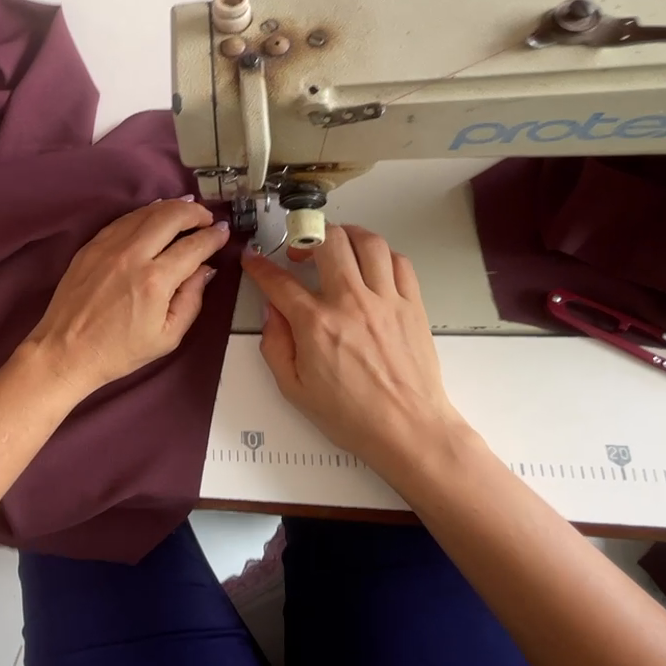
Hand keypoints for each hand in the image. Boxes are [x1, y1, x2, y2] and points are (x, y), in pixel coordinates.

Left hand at [24, 198, 229, 392]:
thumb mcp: (168, 336)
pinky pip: (123, 220)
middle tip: (207, 218)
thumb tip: (204, 269)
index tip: (224, 233)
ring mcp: (108, 247)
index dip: (213, 236)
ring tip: (187, 209)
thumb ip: (191, 299)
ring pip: (146, 213)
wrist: (66, 351)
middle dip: (195, 212)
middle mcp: (132, 255)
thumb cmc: (118, 351)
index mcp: (154, 281)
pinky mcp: (91, 246)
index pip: (193, 246)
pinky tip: (155, 214)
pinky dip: (144, 213)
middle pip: (171, 216)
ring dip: (171, 207)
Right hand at [239, 225, 464, 478]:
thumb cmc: (353, 416)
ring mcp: (385, 301)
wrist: (408, 431)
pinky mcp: (412, 307)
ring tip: (335, 245)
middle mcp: (351, 303)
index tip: (253, 260)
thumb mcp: (293, 388)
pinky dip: (381, 254)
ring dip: (346, 234)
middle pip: (327, 242)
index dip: (259, 266)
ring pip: (367, 242)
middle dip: (306, 236)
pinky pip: (399, 262)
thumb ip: (275, 345)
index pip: (278, 280)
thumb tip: (272, 313)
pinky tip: (369, 265)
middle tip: (298, 250)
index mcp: (316, 325)